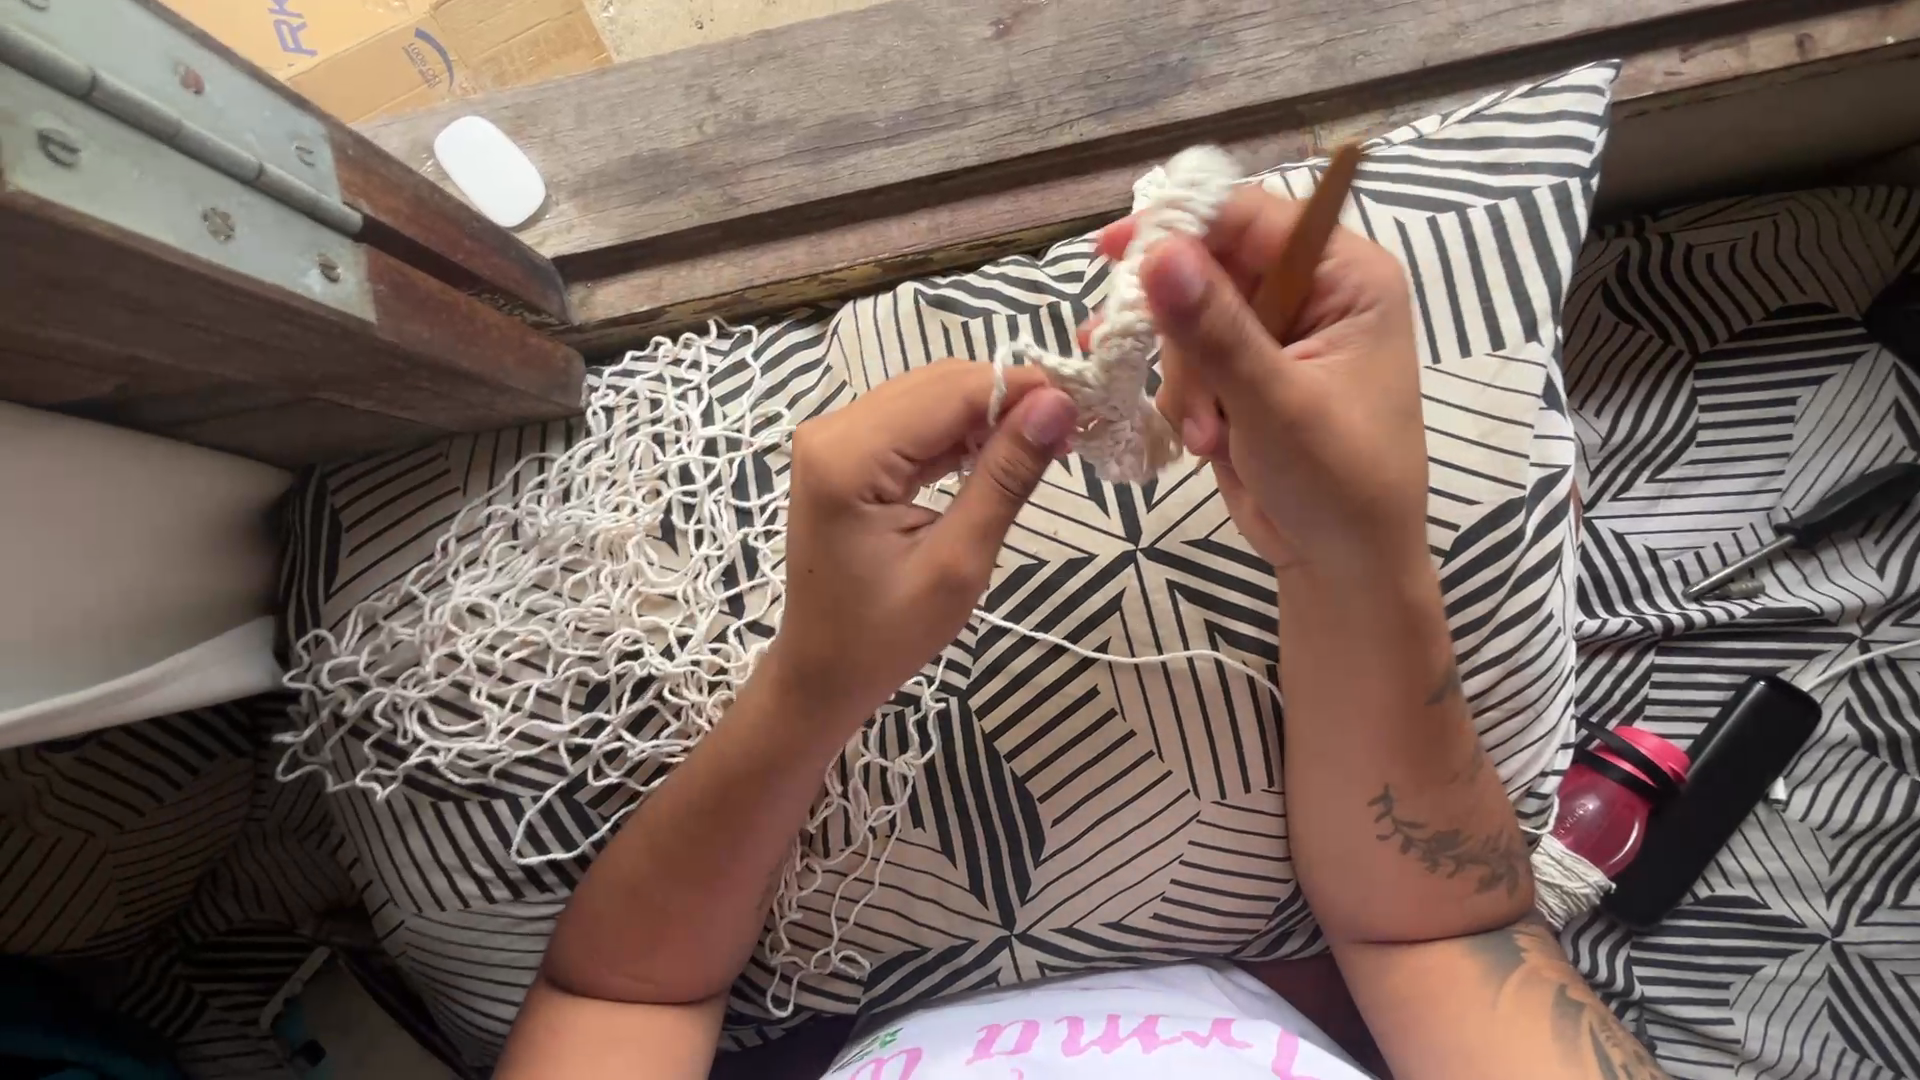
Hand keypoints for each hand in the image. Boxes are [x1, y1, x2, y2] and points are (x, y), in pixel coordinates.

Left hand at [767, 359, 1077, 724]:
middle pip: (937, 384)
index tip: (1085, 403)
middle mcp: (832, 430)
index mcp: (848, 457)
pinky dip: (958, 432)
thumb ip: (1005, 477)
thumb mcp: (958, 561)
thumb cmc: (887, 635)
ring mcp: (833, 439)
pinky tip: (997, 453)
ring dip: (987, 414)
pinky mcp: (843, 453)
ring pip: (928, 397)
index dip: (1022, 388)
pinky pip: (911, 423)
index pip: (950, 392)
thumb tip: (1057, 406)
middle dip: (1008, 398)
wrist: (824, 670)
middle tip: (1069, 431)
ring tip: (1043, 444)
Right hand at [1089, 188, 1425, 578]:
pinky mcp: (1241, 378)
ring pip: (1187, 324)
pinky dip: (1182, 401)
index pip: (1252, 219)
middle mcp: (1308, 295)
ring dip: (1184, 381)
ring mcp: (1270, 339)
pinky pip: (1186, 366)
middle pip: (1209, 271)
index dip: (1182, 225)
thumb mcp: (1276, 404)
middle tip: (1158, 374)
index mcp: (1345, 277)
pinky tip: (1201, 438)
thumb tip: (1157, 255)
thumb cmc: (1337, 483)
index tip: (1114, 252)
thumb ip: (1215, 331)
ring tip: (1206, 435)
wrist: (1339, 562)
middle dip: (1181, 334)